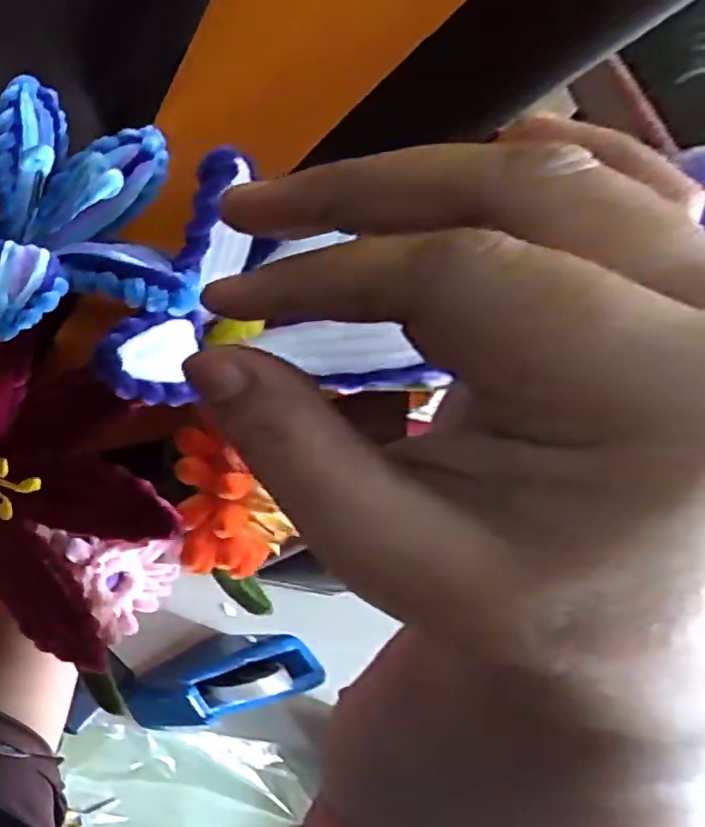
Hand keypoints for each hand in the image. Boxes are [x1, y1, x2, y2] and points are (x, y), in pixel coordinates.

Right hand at [186, 120, 704, 734]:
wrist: (633, 628)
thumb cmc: (498, 599)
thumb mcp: (372, 542)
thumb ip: (287, 445)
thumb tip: (204, 358)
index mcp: (653, 390)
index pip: (462, 274)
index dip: (322, 274)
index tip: (220, 301)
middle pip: (525, 192)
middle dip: (362, 191)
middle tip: (246, 206)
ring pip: (576, 173)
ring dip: (420, 177)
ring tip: (306, 199)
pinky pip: (626, 188)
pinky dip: (520, 171)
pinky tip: (455, 166)